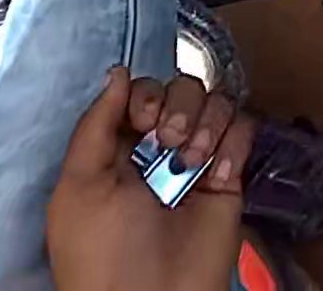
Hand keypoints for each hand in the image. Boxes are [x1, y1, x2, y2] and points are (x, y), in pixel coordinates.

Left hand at [47, 67, 256, 290]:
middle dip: (178, 107)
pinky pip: (243, 128)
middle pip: (182, 86)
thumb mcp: (79, 186)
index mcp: (123, 144)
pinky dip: (234, 142)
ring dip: (206, 124)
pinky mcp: (230, 175)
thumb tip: (118, 71)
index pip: (144, 88)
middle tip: (169, 143)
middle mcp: (162, 145)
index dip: (147, 95)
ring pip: (215, 100)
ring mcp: (198, 158)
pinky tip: (218, 174)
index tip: (144, 120)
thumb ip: (96, 122)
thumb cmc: (104, 251)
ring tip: (192, 163)